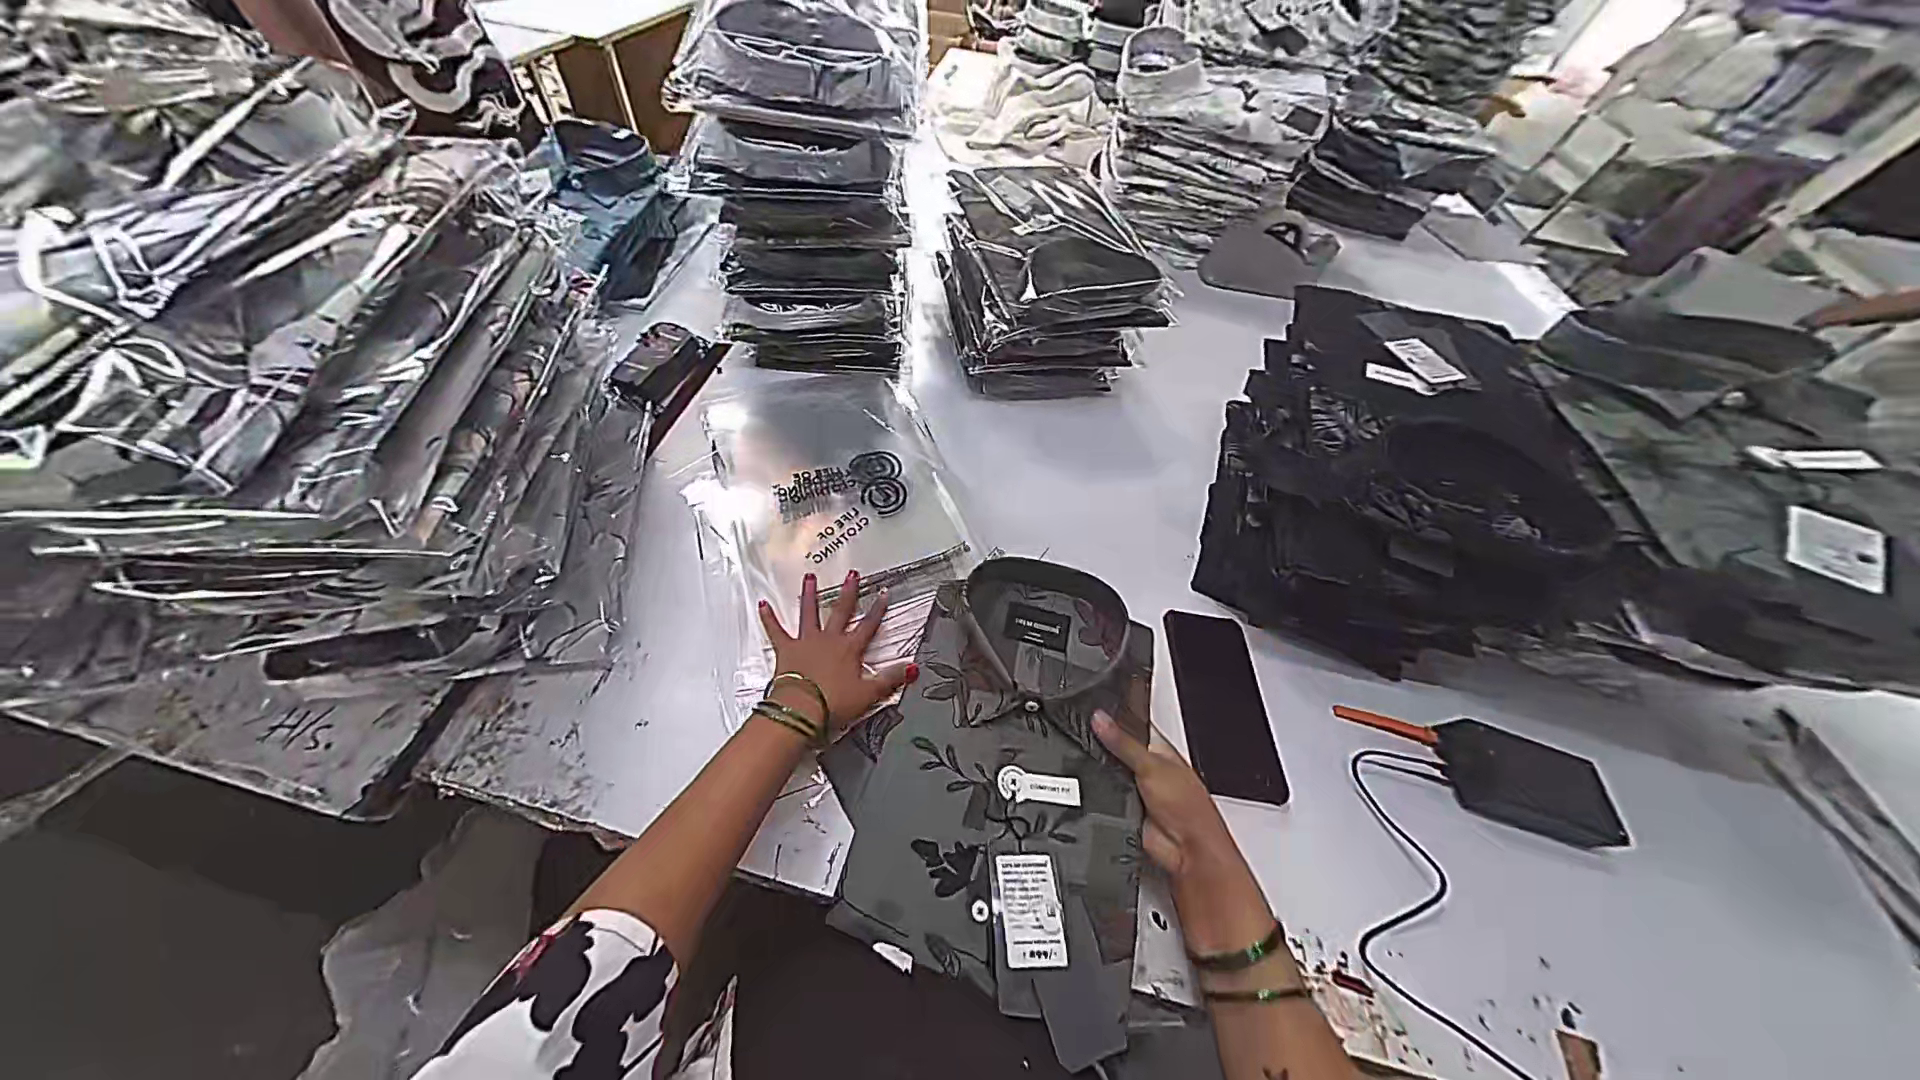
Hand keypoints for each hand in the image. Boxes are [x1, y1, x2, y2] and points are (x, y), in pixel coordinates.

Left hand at [759, 570, 916, 738]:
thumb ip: (890, 679)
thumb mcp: (868, 694)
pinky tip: (763, 605)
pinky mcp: (786, 651)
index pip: (868, 625)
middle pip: (841, 611)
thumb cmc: (833, 704)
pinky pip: (776, 631)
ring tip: (810, 578)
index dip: (877, 610)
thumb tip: (912, 668)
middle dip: (848, 593)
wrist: (801, 710)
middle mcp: (828, 640)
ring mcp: (806, 643)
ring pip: (809, 614)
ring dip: (810, 595)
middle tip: (852, 575)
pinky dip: (769, 618)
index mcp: (849, 649)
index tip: (883, 594)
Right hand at [1094, 710, 1274, 954]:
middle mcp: (1148, 767)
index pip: (1132, 724)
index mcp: (1159, 749)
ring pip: (1108, 772)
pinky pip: (1104, 794)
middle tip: (1088, 735)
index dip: (1114, 717)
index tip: (1094, 708)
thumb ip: (1123, 743)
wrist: (1188, 854)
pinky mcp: (1123, 808)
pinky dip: (1098, 793)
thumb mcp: (1152, 765)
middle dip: (1103, 745)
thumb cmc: (1190, 810)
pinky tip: (1093, 789)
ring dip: (1102, 771)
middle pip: (1116, 749)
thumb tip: (1101, 719)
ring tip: (1093, 765)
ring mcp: (1135, 789)